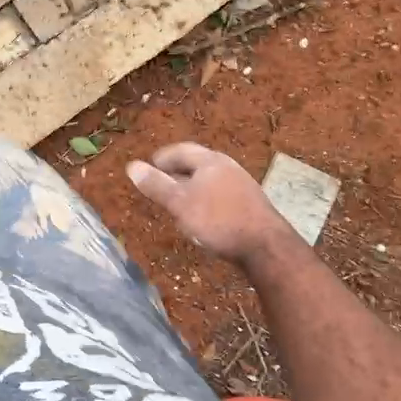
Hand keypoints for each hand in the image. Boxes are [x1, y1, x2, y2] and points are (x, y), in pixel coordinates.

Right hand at [128, 143, 298, 267]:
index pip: (181, 151)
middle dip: (178, 172)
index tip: (151, 167)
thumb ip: (156, 185)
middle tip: (163, 183)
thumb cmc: (219, 221)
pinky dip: (208, 201)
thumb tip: (131, 166)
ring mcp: (244, 188)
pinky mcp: (253, 208)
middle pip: (198, 164)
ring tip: (181, 202)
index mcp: (210, 161)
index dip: (163, 158)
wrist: (269, 249)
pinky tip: (206, 218)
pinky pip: (223, 196)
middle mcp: (229, 168)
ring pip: (211, 181)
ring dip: (194, 188)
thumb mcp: (180, 203)